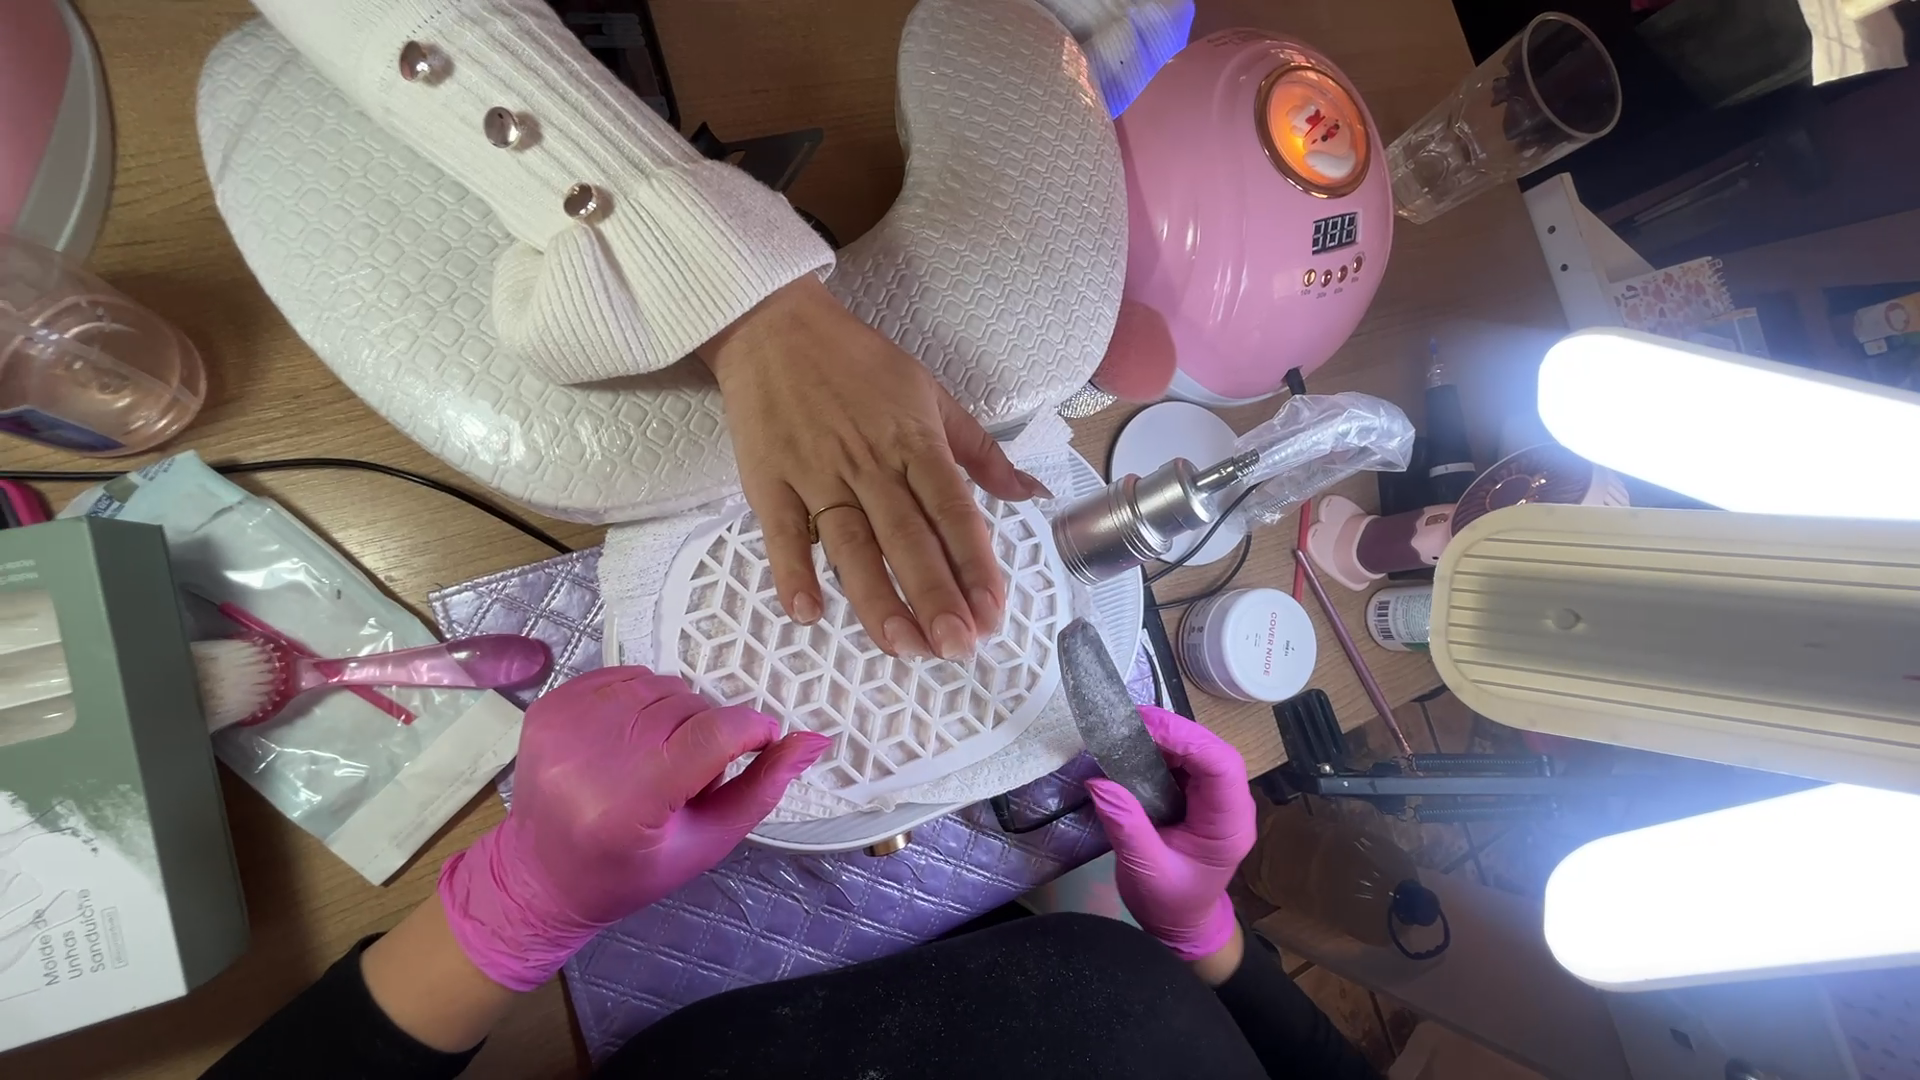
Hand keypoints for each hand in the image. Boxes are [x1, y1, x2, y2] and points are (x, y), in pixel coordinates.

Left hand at [438, 667, 828, 990]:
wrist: (541, 876)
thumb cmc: (634, 868)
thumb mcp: (709, 841)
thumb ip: (764, 788)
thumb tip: (815, 739)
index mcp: (630, 807)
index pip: (712, 735)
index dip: (749, 730)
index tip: (761, 739)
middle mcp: (590, 761)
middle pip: (689, 707)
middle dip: (708, 733)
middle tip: (691, 773)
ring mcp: (565, 728)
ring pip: (663, 685)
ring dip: (678, 714)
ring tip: (661, 755)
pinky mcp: (550, 707)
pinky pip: (628, 674)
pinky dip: (644, 698)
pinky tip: (634, 736)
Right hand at [698, 276, 1045, 661]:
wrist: (775, 327)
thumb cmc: (861, 364)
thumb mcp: (932, 395)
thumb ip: (980, 451)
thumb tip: (1031, 492)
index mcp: (915, 441)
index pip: (952, 510)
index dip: (975, 562)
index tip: (992, 611)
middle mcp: (870, 463)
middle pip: (906, 536)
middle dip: (934, 595)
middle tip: (955, 647)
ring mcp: (816, 472)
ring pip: (850, 542)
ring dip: (875, 598)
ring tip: (902, 647)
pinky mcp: (768, 478)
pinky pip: (780, 530)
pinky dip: (791, 571)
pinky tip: (807, 613)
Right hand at [1086, 705, 1255, 962]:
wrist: (1180, 923)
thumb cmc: (1170, 903)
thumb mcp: (1145, 870)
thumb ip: (1126, 827)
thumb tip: (1098, 781)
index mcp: (1228, 825)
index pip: (1222, 767)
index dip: (1188, 740)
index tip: (1146, 729)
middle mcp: (1228, 803)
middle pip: (1210, 750)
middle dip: (1172, 730)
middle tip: (1128, 721)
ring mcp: (1212, 796)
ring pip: (1195, 748)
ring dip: (1162, 734)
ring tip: (1124, 728)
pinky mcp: (1194, 792)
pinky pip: (1180, 757)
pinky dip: (1156, 746)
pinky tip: (1131, 743)